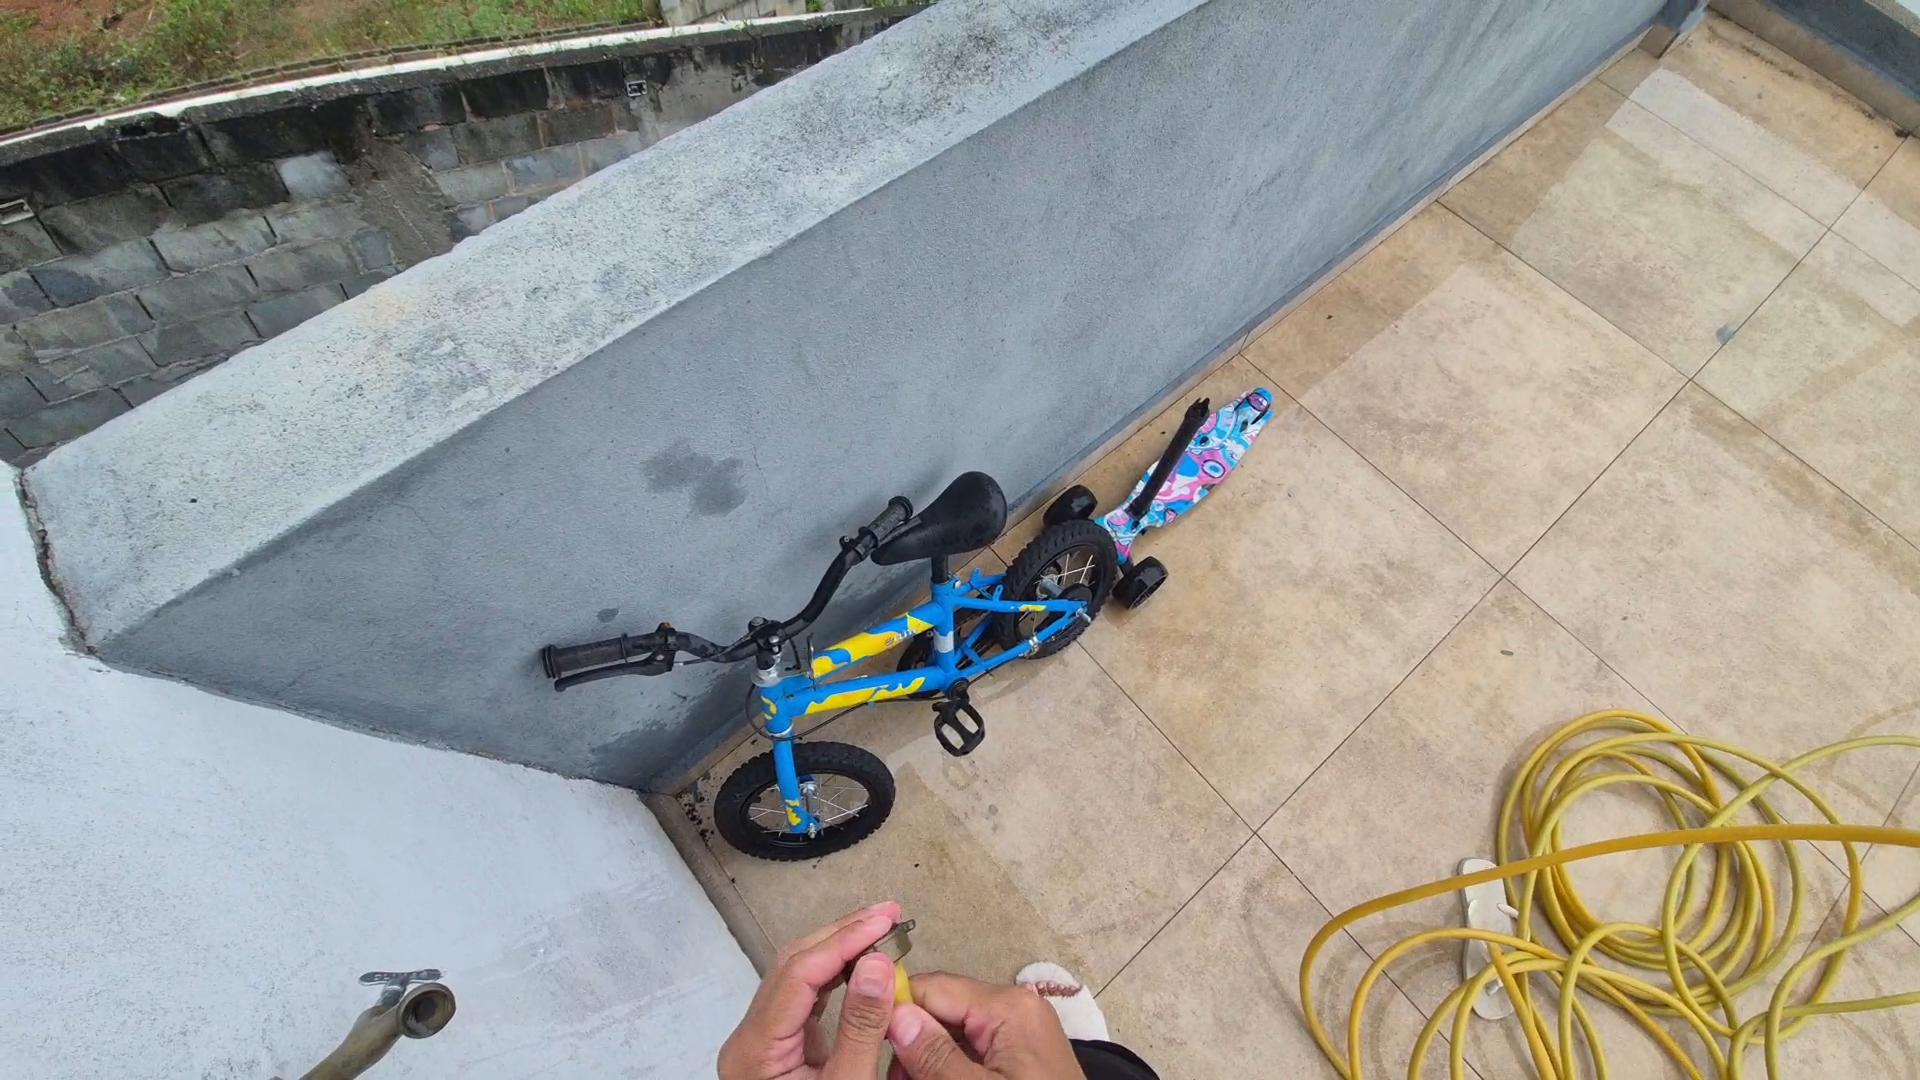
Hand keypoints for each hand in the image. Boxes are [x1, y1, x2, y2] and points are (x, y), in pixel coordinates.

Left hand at [719, 902, 903, 1079]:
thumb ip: (862, 1028)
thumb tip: (878, 960)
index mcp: (754, 1048)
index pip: (800, 971)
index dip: (845, 939)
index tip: (886, 920)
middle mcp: (751, 1036)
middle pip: (795, 963)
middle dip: (845, 932)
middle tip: (891, 914)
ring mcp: (763, 1040)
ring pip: (800, 972)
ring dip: (842, 946)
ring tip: (884, 928)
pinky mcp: (779, 1046)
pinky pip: (807, 994)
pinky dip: (838, 972)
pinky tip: (865, 963)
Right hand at [886, 972, 1087, 1079]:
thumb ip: (937, 1057)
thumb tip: (895, 1014)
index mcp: (1008, 1006)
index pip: (935, 988)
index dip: (898, 1012)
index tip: (870, 1044)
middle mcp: (1016, 1006)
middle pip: (943, 1010)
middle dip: (913, 1044)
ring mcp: (1020, 1030)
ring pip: (953, 1033)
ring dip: (928, 1061)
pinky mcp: (1021, 1055)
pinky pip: (973, 1050)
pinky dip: (950, 1069)